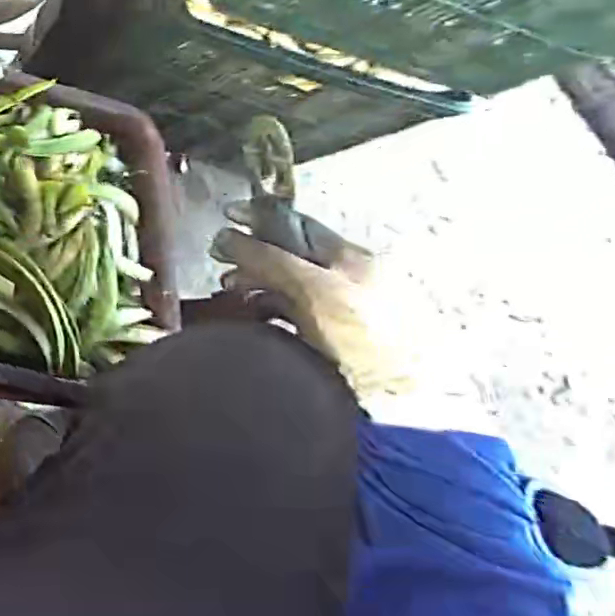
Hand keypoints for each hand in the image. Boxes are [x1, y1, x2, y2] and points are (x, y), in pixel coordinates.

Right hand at [210, 203, 410, 397]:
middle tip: (221, 259)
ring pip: (283, 280)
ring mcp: (338, 306)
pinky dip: (264, 305)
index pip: (296, 223)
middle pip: (286, 251)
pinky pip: (287, 308)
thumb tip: (225, 236)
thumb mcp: (311, 287)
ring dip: (253, 280)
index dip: (260, 216)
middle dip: (251, 252)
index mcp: (349, 257)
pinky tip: (252, 313)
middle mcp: (346, 276)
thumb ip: (267, 257)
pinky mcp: (329, 334)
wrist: (393, 400)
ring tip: (231, 289)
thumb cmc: (358, 335)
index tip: (227, 215)